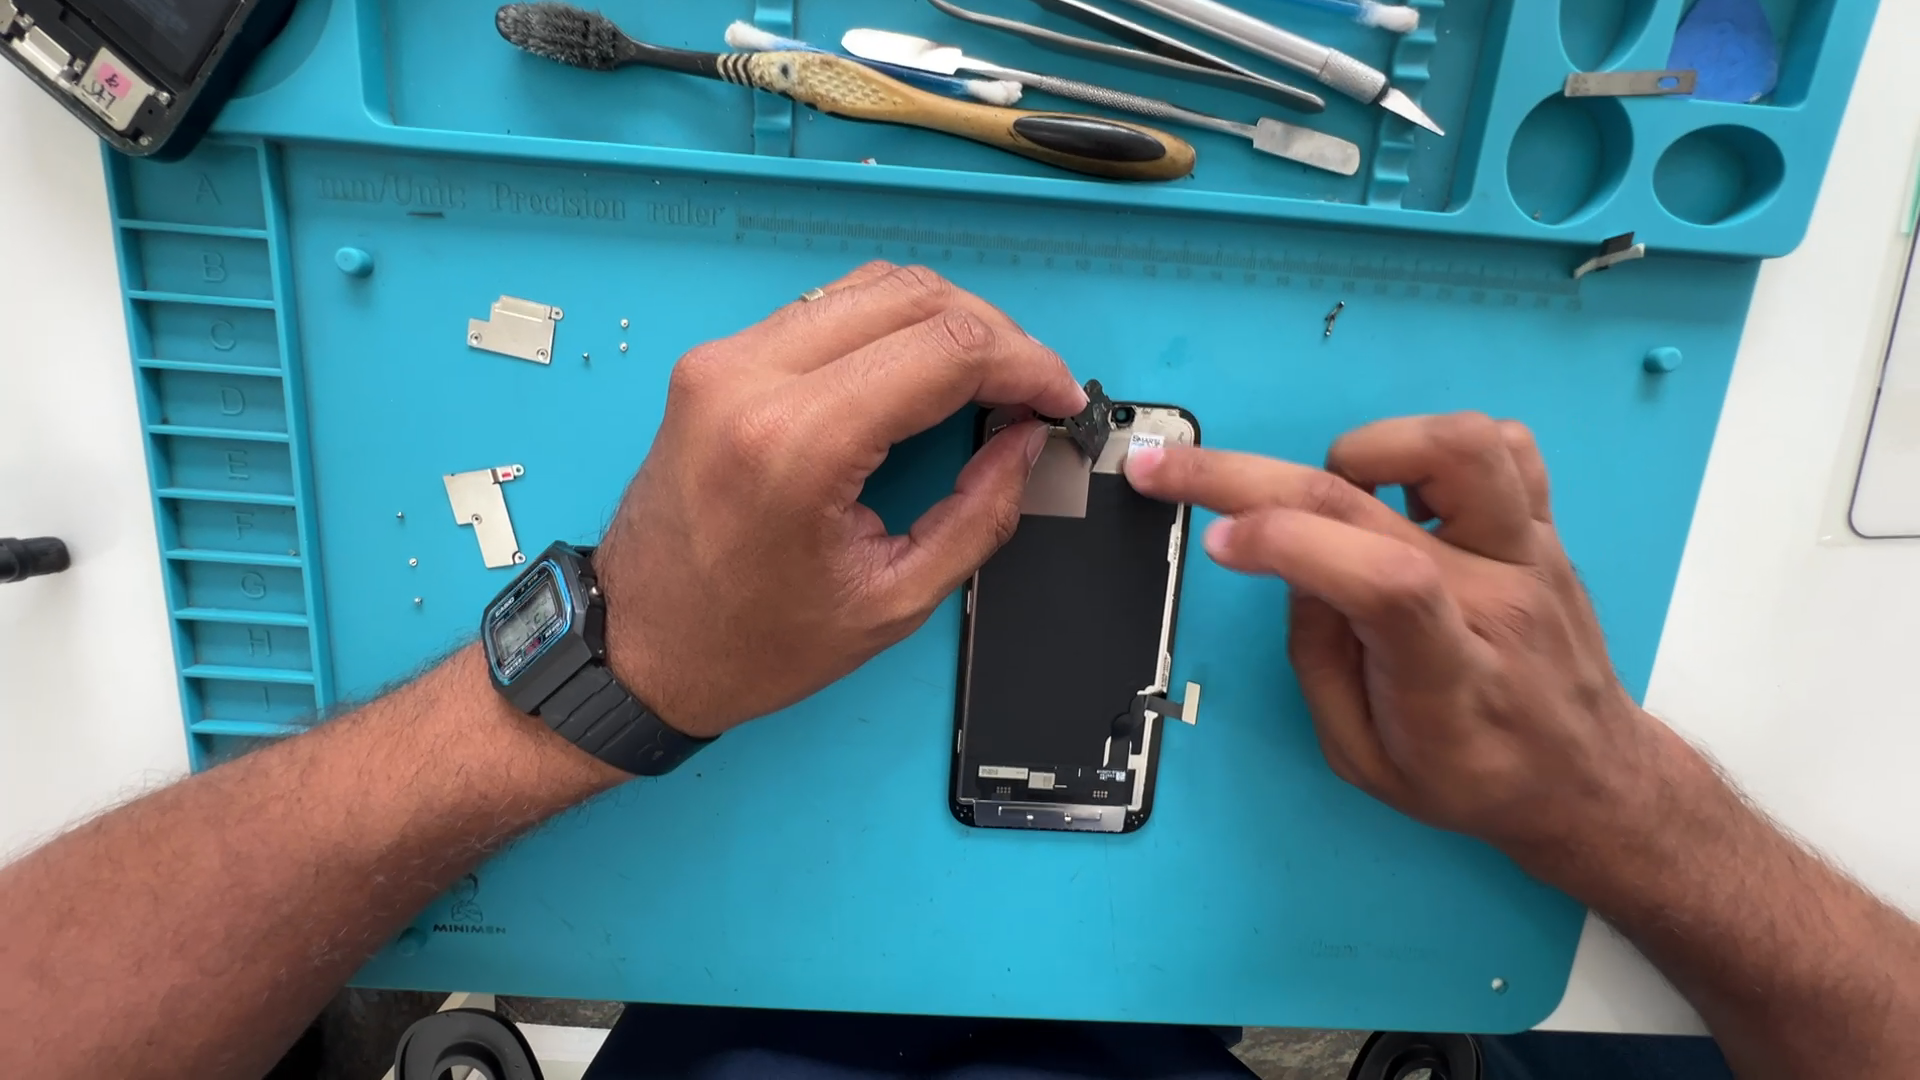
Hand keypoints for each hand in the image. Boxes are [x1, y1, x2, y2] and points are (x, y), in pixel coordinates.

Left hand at [594, 263, 1084, 738]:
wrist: (636, 645)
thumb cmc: (755, 644)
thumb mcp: (893, 600)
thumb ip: (978, 514)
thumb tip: (1024, 440)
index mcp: (797, 443)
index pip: (946, 350)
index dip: (1026, 365)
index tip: (1059, 399)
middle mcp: (752, 375)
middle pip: (914, 297)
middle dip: (997, 336)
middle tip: (1032, 390)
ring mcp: (726, 358)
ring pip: (872, 286)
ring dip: (948, 323)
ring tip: (987, 382)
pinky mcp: (719, 361)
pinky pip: (829, 310)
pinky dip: (895, 328)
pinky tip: (923, 375)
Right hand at [1125, 413, 1675, 871]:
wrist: (1593, 781)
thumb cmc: (1469, 779)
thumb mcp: (1363, 759)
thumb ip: (1319, 659)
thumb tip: (1294, 563)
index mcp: (1449, 674)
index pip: (1383, 583)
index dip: (1287, 545)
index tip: (1217, 544)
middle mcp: (1495, 594)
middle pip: (1369, 500)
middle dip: (1240, 475)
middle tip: (1164, 468)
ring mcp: (1528, 550)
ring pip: (1455, 443)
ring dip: (1357, 449)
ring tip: (1319, 492)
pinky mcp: (1543, 526)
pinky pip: (1502, 445)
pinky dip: (1426, 444)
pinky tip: (1389, 485)